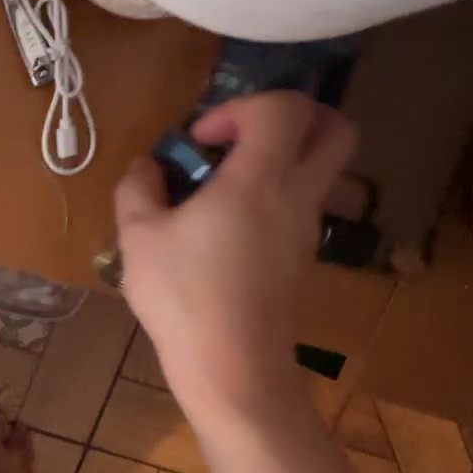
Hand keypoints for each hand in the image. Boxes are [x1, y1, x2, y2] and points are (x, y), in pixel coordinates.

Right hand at [113, 92, 357, 426]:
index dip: (240, 107)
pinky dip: (276, 197)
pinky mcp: (302, 258)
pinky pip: (303, 206)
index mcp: (260, 178)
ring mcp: (307, 228)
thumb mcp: (138, 237)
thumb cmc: (183, 295)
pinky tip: (227, 229)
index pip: (284, 107)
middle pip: (335, 129)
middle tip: (244, 139)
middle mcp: (297, 194)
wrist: (231, 365)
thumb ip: (137, 189)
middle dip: (293, 119)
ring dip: (283, 160)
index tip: (201, 141)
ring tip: (225, 189)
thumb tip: (146, 167)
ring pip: (323, 169)